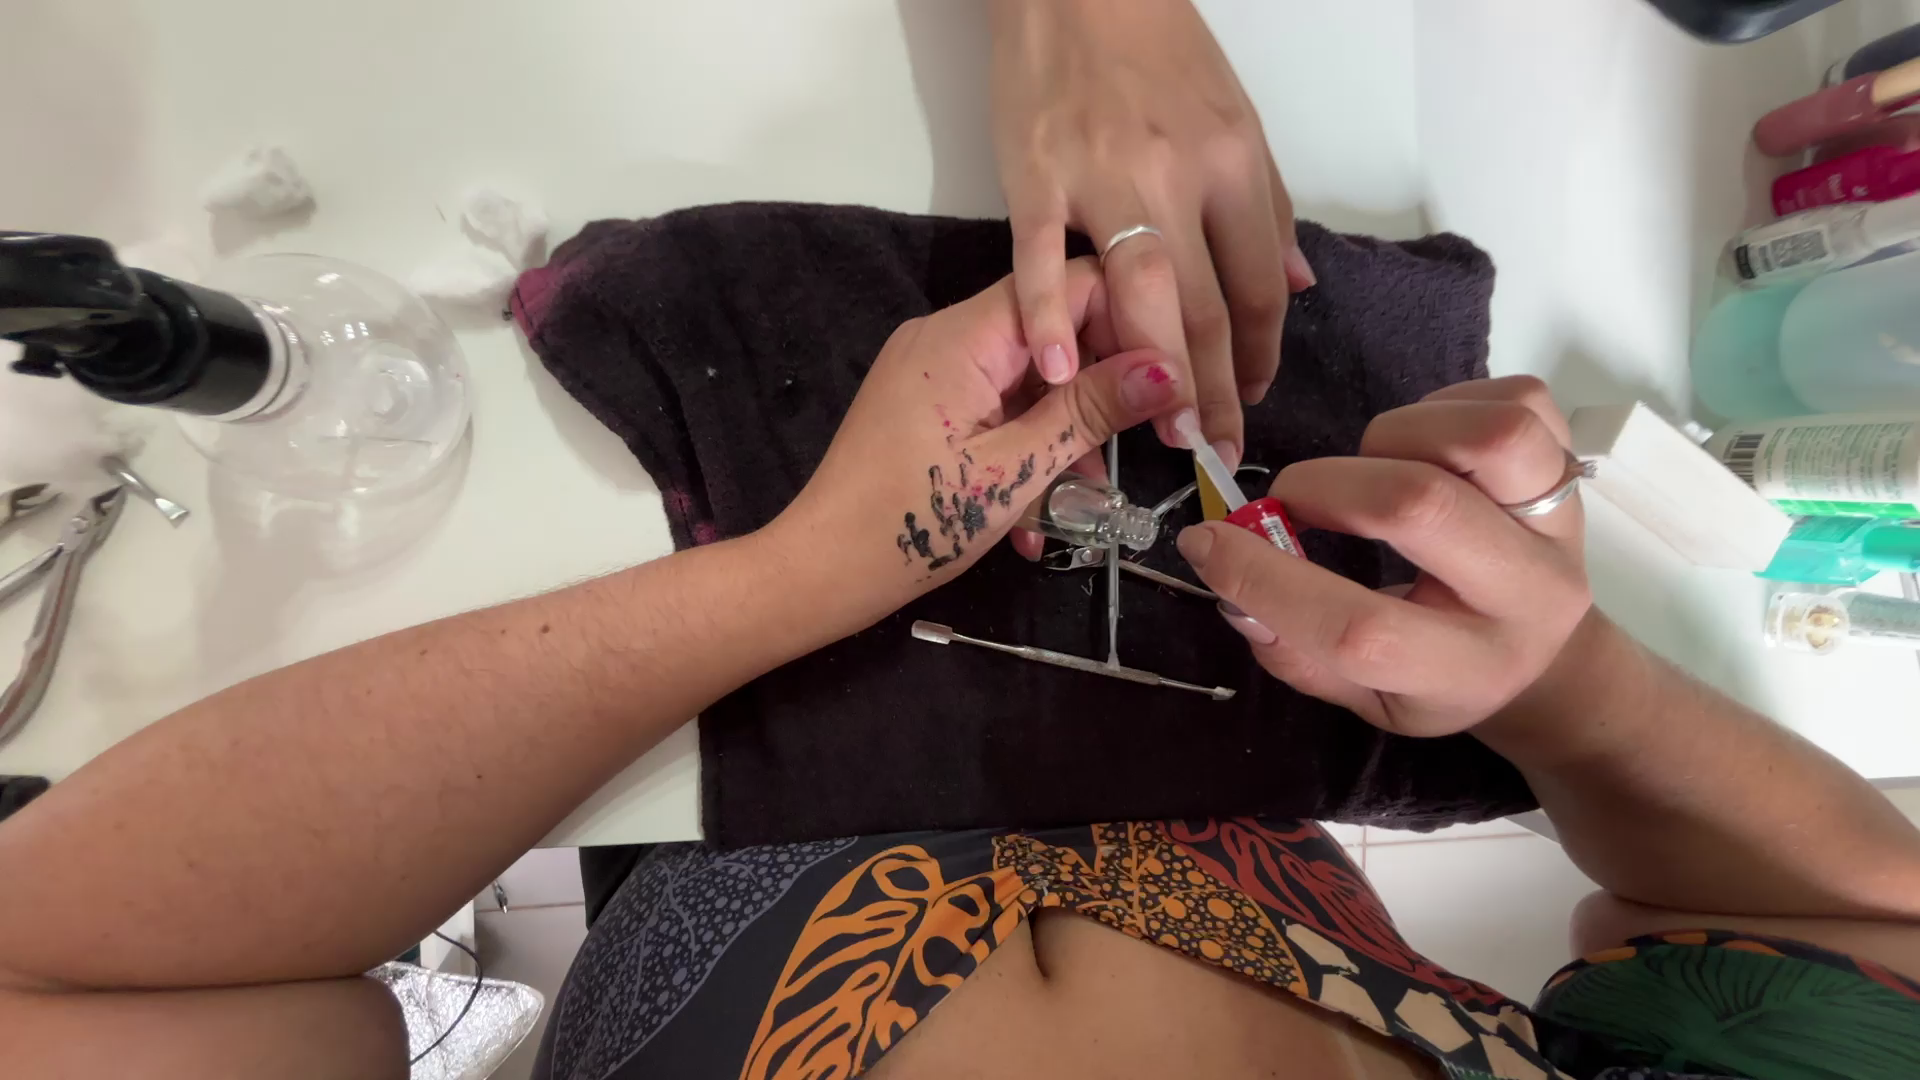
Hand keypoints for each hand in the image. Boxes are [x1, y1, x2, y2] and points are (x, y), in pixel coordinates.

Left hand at [774, 258, 1184, 626]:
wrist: (822, 571)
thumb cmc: (915, 524)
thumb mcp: (1014, 472)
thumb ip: (1090, 413)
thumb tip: (1169, 369)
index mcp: (962, 337)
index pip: (1066, 285)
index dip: (1127, 325)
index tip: (1166, 384)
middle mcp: (944, 338)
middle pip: (1048, 336)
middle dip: (1095, 394)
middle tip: (1133, 450)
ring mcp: (932, 374)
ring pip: (1024, 383)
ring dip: (1059, 439)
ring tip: (1082, 503)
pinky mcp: (926, 408)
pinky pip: (992, 411)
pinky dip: (1020, 452)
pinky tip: (1031, 519)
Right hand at [988, 0, 1313, 461]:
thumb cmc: (1160, 55)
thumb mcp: (1237, 118)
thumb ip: (1268, 207)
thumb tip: (1301, 284)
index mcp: (1234, 160)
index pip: (1259, 284)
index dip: (1263, 354)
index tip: (1254, 398)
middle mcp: (1178, 175)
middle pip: (1206, 307)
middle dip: (1215, 390)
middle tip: (1214, 450)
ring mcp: (1100, 178)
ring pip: (1138, 293)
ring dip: (1154, 374)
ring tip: (1163, 436)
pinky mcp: (1034, 179)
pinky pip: (1040, 259)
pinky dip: (1047, 317)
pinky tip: (1058, 374)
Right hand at [1173, 377, 1592, 737]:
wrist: (1546, 656)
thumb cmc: (1435, 679)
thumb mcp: (1361, 696)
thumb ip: (1291, 652)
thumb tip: (1227, 581)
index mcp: (1463, 667)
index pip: (1360, 628)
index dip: (1265, 579)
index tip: (1205, 543)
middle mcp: (1524, 594)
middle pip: (1420, 508)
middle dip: (1323, 489)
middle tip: (1289, 501)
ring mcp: (1559, 524)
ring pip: (1486, 438)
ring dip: (1392, 438)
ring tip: (1365, 466)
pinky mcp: (1570, 469)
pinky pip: (1518, 400)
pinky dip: (1447, 405)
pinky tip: (1414, 442)